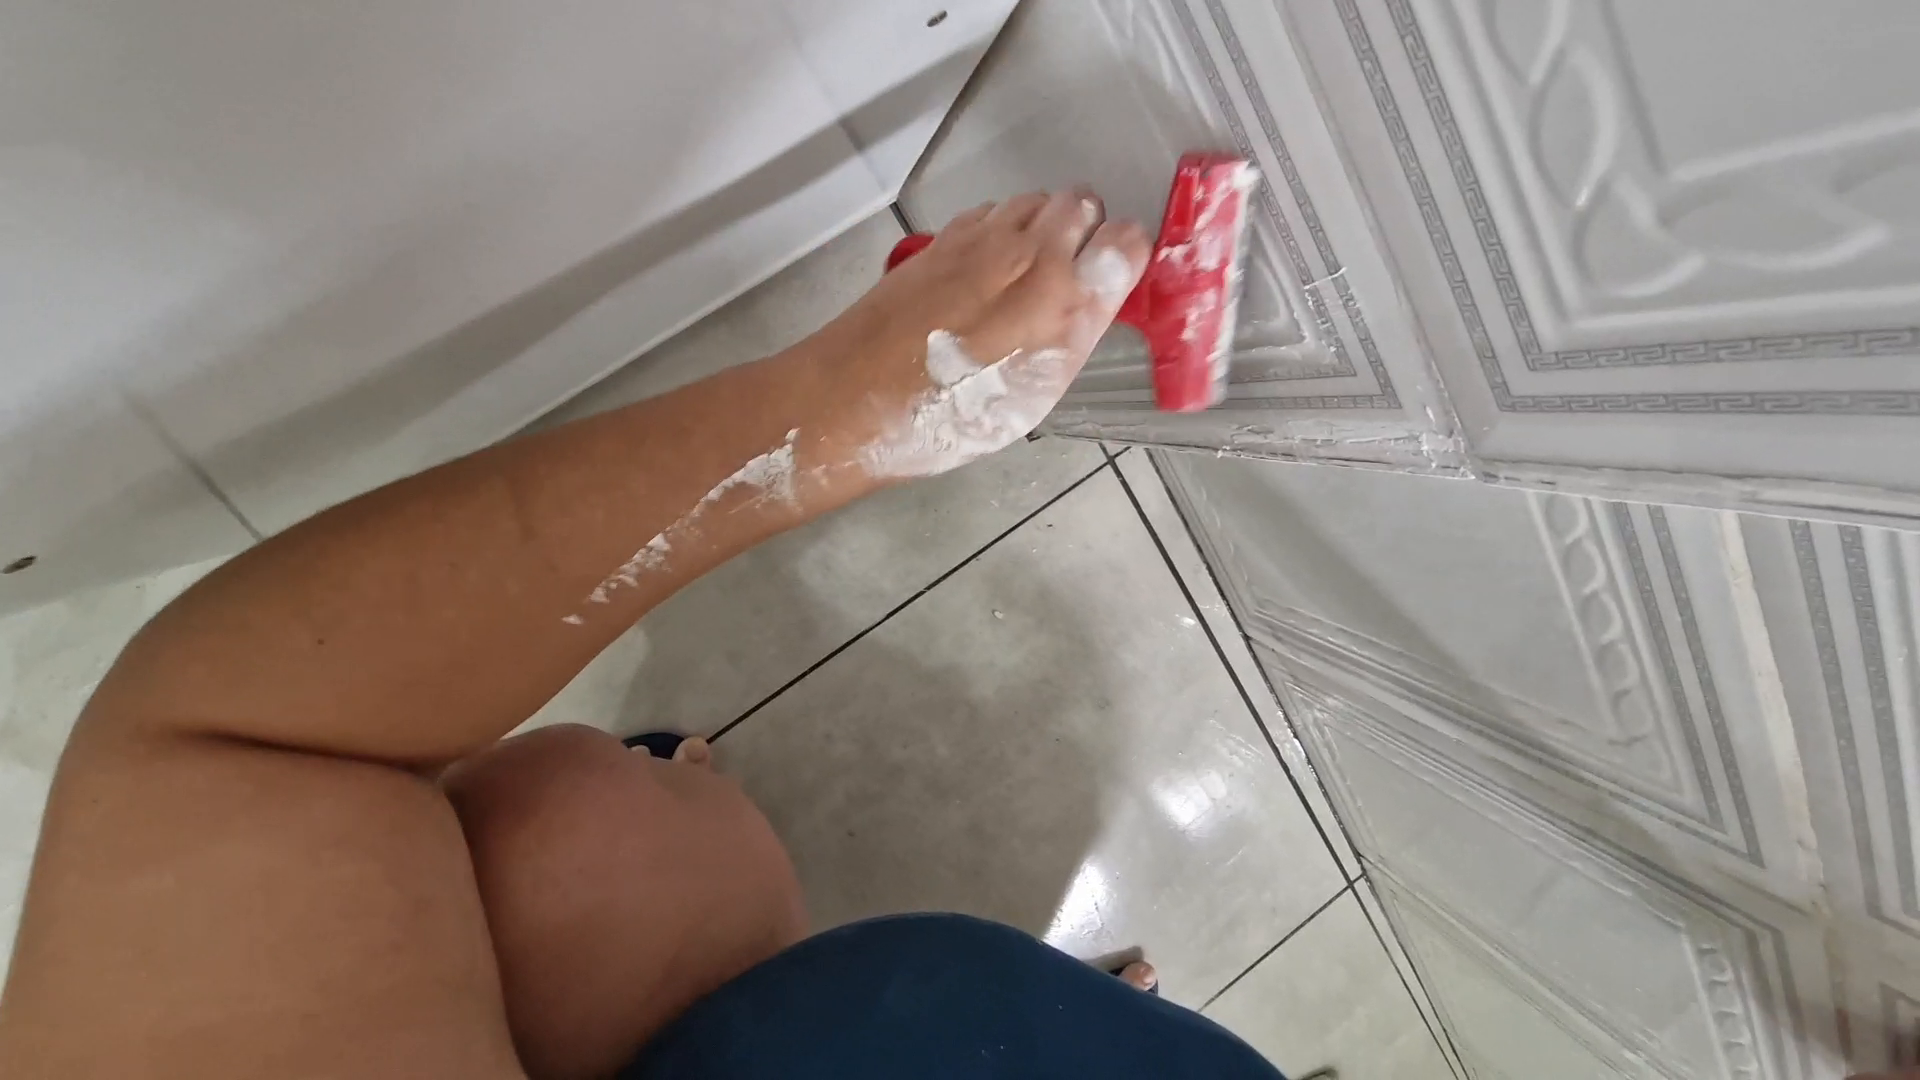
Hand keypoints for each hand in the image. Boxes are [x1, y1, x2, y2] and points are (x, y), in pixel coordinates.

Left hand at [800, 189, 1150, 478]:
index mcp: (1066, 303)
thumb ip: (1072, 335)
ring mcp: (982, 238)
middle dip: (1083, 232)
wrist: (857, 398)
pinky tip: (981, 270)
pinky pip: (991, 212)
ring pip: (1034, 201)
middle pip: (1083, 205)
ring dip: (1039, 227)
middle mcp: (1032, 256)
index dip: (1122, 257)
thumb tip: (1092, 298)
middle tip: (1064, 277)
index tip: (1109, 279)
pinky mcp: (943, 237)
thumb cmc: (951, 418)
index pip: (1128, 241)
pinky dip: (999, 230)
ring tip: (1020, 276)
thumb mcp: (1032, 398)